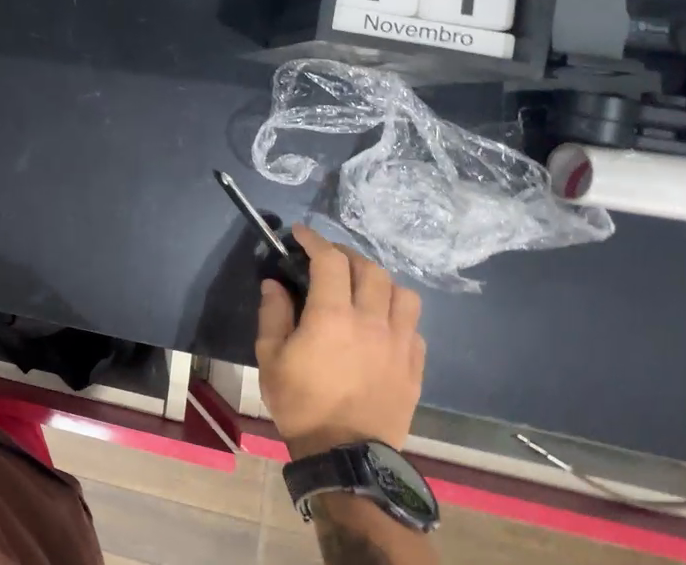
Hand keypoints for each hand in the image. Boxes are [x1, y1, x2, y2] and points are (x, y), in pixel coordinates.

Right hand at [255, 226, 425, 458]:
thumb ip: (273, 314)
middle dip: (347, 256)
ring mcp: (401, 344)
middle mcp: (373, 322)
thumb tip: (275, 285)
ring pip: (403, 294)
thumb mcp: (270, 355)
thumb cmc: (300, 401)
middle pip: (371, 270)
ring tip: (361, 287)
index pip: (330, 261)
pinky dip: (396, 313)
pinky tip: (379, 323)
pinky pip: (414, 326)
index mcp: (333, 316)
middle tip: (327, 258)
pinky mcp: (415, 365)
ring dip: (379, 281)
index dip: (314, 240)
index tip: (299, 234)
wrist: (347, 452)